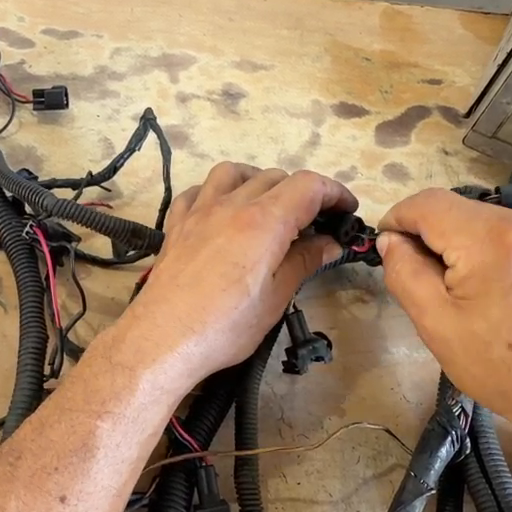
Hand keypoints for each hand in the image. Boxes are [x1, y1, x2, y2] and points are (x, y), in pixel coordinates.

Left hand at [108, 163, 355, 388]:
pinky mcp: (175, 226)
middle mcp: (231, 205)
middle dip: (302, 192)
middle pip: (274, 176)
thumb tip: (329, 242)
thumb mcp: (276, 297)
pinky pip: (196, 192)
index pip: (308, 186)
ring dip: (257, 181)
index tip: (346, 210)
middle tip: (314, 222)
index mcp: (264, 221)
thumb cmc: (226, 325)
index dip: (334, 192)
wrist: (165, 338)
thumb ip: (304, 261)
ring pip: (232, 173)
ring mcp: (198, 212)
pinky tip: (221, 211)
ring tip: (268, 206)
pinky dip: (215, 193)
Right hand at [376, 189, 511, 434]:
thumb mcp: (437, 325)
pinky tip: (498, 291)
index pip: (427, 203)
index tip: (389, 250)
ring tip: (469, 295)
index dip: (398, 221)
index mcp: (494, 239)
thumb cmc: (506, 369)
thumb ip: (404, 272)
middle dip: (433, 241)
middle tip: (430, 287)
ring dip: (463, 247)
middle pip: (457, 211)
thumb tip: (391, 239)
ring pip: (484, 221)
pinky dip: (492, 252)